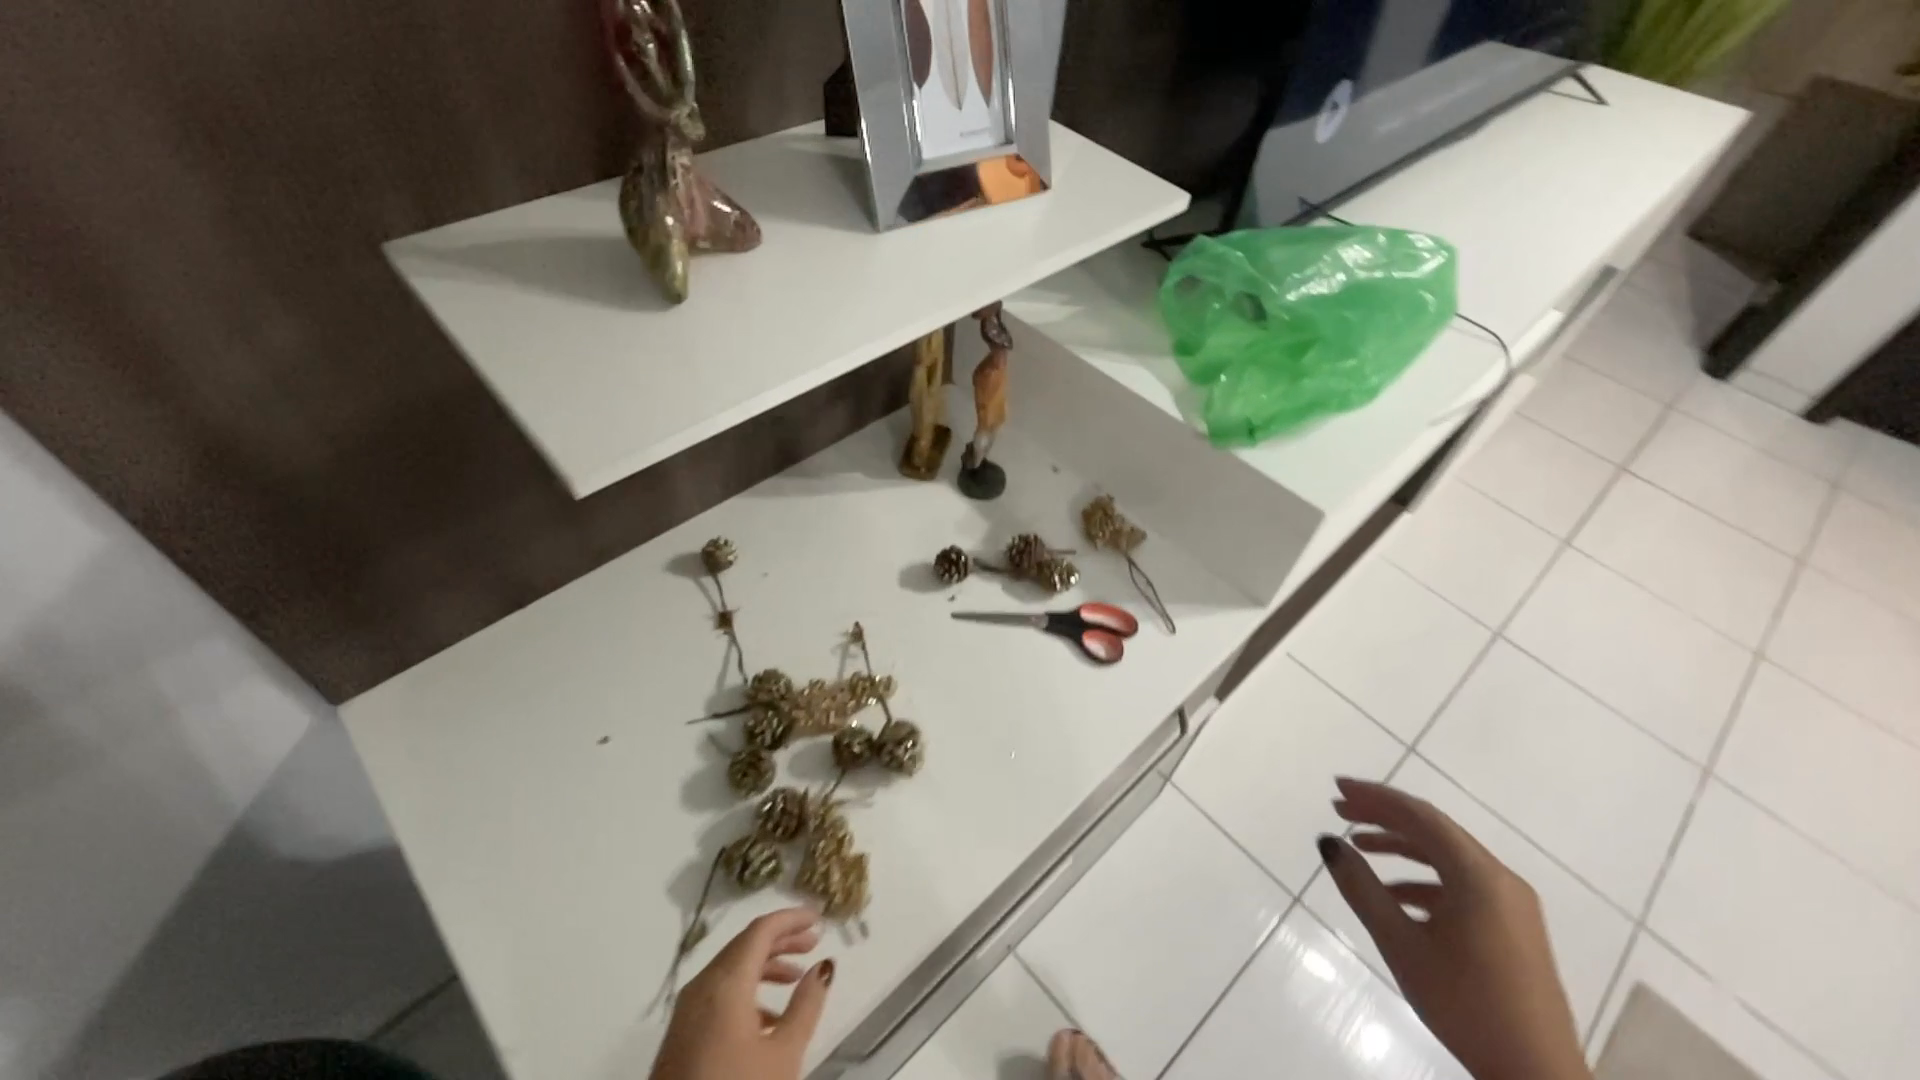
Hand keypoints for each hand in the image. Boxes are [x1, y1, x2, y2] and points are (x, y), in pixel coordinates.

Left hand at [650, 907, 834, 1079]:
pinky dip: (747, 989)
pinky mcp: (682, 1033)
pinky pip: (718, 993)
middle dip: (781, 940)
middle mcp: (702, 986)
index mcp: (726, 983)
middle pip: (744, 945)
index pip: (760, 931)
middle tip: (814, 942)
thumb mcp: (783, 1053)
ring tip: (796, 977)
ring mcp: (688, 1010)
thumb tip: (824, 965)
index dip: (791, 919)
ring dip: (765, 965)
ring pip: (730, 969)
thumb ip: (806, 1005)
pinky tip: (769, 1018)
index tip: (819, 918)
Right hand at [1319, 778, 1588, 1079]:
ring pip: (1449, 857)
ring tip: (1359, 846)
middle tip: (1339, 810)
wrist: (1535, 1073)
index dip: (1375, 797)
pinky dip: (1423, 879)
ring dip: (1402, 847)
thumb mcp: (1400, 944)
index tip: (1336, 789)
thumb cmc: (1463, 1003)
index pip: (1420, 816)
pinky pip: (1462, 884)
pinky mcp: (1513, 927)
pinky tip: (1394, 896)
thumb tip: (1329, 842)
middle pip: (1435, 831)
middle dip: (1384, 816)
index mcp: (1478, 876)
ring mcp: (1512, 903)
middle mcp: (1500, 878)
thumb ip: (1361, 888)